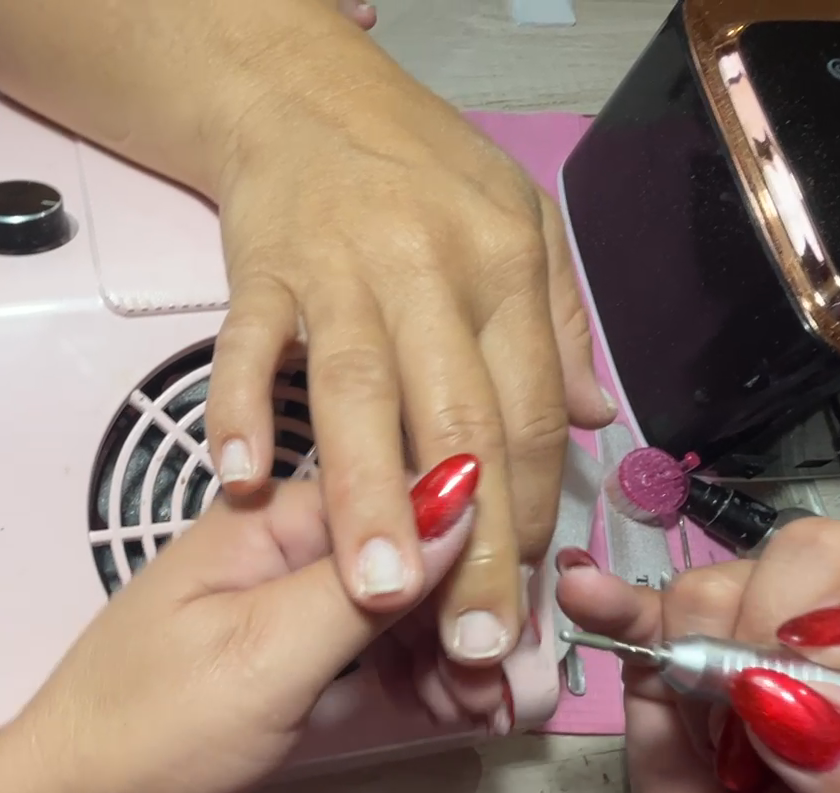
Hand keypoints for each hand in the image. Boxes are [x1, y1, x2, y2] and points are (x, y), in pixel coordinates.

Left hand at [10, 456, 480, 792]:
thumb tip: (459, 499)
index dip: (465, 559)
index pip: (397, 504)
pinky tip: (442, 706)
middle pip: (407, 558)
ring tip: (479, 709)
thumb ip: (359, 588)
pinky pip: (370, 645)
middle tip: (501, 688)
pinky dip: (411, 675)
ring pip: (398, 607)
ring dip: (446, 653)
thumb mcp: (264, 654)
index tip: (507, 627)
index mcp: (271, 518)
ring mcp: (291, 599)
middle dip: (462, 619)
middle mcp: (287, 545)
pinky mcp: (294, 648)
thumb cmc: (157, 724)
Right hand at [202, 30, 612, 686]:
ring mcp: (337, 272)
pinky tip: (243, 482)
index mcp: (504, 270)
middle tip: (469, 646)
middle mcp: (430, 273)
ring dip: (368, 496)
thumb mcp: (518, 228)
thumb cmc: (418, 172)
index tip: (519, 604)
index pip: (530, 416)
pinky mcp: (258, 273)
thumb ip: (556, 329)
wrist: (305, 100)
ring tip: (376, 594)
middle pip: (458, 423)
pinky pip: (249, 346)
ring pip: (359, 394)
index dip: (531, 516)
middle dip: (468, 543)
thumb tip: (597, 421)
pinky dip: (242, 410)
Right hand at [556, 496, 839, 792]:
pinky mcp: (675, 643)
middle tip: (770, 725)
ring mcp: (759, 622)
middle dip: (784, 634)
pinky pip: (638, 602)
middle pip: (824, 552)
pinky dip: (611, 601)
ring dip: (706, 661)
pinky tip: (585, 594)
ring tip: (727, 748)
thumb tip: (782, 699)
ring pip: (720, 581)